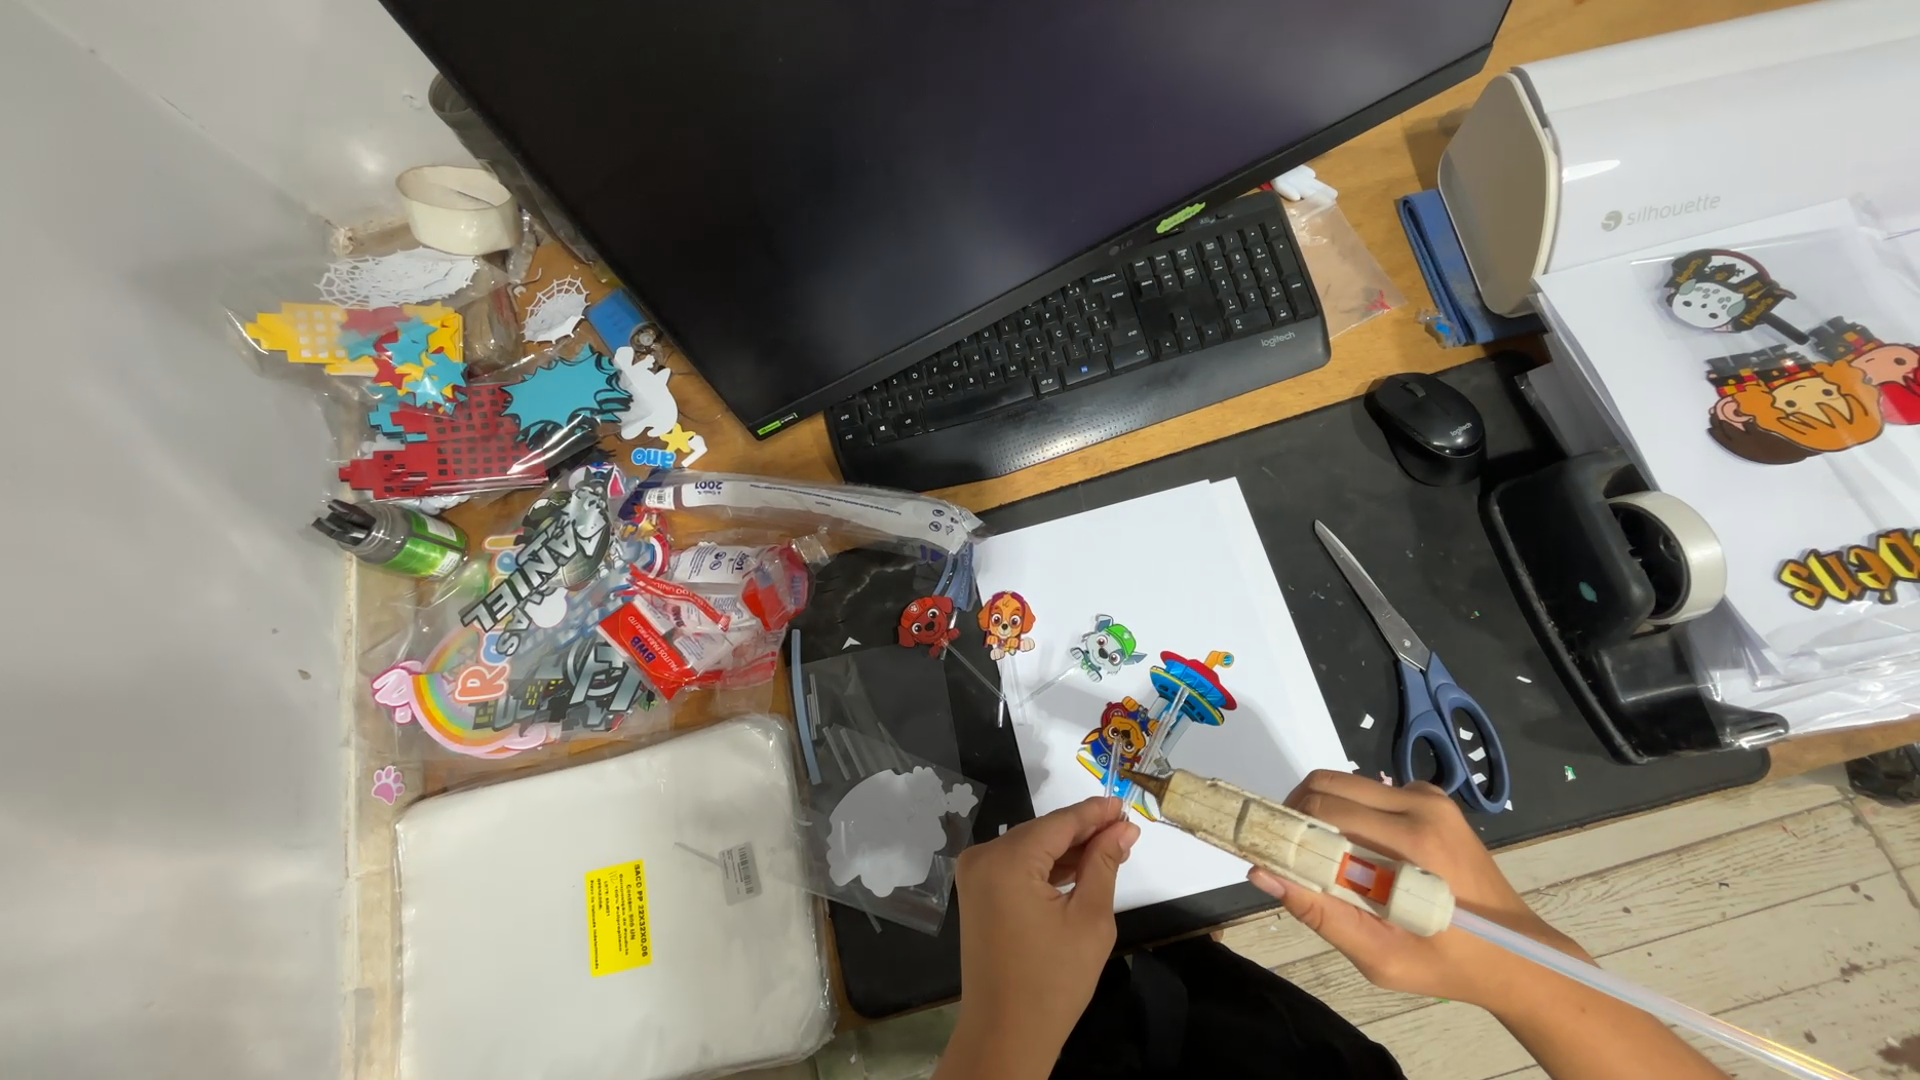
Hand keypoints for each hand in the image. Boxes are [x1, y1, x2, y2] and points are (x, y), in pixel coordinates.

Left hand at [938, 797, 1139, 1078]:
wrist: (1005, 1034)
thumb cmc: (1053, 981)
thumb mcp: (1089, 919)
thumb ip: (1103, 865)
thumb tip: (1122, 829)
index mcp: (1006, 860)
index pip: (1059, 823)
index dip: (1094, 813)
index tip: (1124, 804)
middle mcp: (983, 856)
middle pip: (1043, 832)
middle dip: (1084, 831)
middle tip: (1125, 829)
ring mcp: (976, 874)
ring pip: (1031, 847)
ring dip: (1068, 849)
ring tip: (1111, 847)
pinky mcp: (977, 891)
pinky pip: (1017, 865)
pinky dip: (1047, 866)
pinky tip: (1079, 867)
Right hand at [1247, 771, 1584, 1011]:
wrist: (1520, 956)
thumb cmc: (1448, 964)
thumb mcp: (1379, 956)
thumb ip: (1318, 912)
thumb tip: (1261, 872)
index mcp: (1413, 842)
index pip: (1325, 808)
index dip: (1288, 824)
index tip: (1274, 849)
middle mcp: (1421, 805)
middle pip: (1329, 784)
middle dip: (1299, 812)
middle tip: (1294, 850)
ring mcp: (1430, 797)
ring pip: (1346, 782)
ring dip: (1324, 810)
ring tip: (1325, 853)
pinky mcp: (1433, 797)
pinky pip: (1370, 788)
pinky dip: (1351, 809)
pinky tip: (1360, 847)